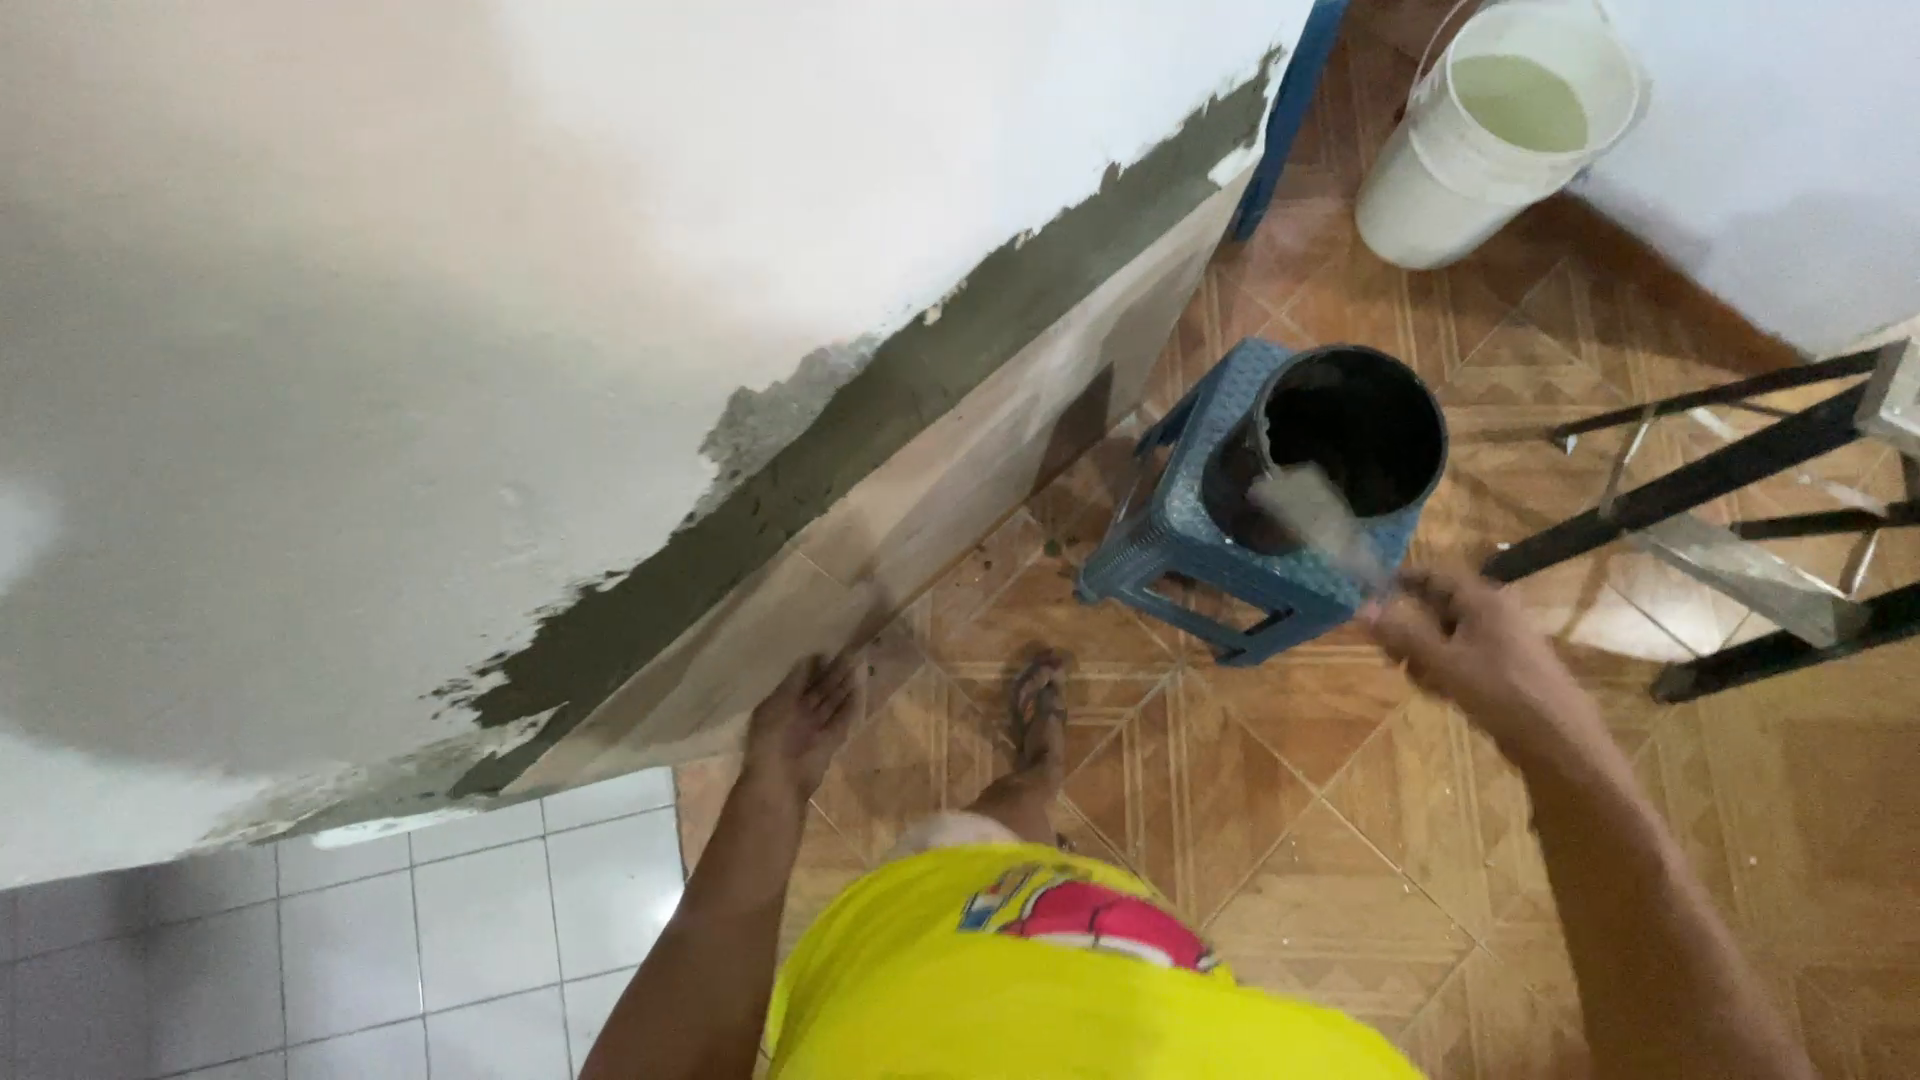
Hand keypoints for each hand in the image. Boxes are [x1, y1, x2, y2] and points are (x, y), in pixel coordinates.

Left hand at [741, 655, 856, 806]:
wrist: (780, 779)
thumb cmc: (771, 738)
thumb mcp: (776, 705)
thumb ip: (793, 683)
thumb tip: (807, 659)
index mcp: (780, 705)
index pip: (799, 681)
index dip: (812, 667)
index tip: (827, 650)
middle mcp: (798, 715)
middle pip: (819, 690)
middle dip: (832, 673)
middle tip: (848, 653)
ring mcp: (815, 727)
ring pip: (832, 702)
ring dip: (843, 686)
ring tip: (857, 666)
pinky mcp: (830, 739)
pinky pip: (842, 719)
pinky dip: (850, 706)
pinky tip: (859, 690)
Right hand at [1361, 565, 1607, 770]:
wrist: (1559, 740)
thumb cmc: (1501, 692)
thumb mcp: (1442, 662)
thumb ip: (1401, 635)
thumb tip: (1361, 609)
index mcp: (1483, 601)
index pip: (1433, 575)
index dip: (1400, 581)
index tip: (1368, 595)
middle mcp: (1492, 613)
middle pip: (1436, 607)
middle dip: (1407, 627)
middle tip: (1388, 651)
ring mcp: (1499, 641)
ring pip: (1444, 635)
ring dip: (1421, 652)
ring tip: (1415, 677)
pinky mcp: (1502, 667)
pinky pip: (1460, 656)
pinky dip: (1442, 668)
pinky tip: (1438, 691)